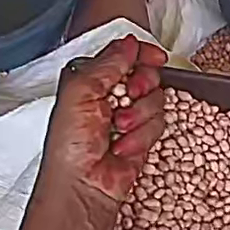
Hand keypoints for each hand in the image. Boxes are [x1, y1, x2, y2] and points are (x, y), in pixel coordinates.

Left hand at [7, 36, 166, 229]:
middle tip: (129, 95)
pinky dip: (142, 136)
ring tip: (119, 128)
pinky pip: (159, 124)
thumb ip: (107, 64)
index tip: (154, 57)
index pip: (124, 56)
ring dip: (139, 115)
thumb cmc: (70, 146)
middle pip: (146, 75)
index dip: (141, 54)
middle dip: (142, 85)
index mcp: (91, 80)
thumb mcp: (80, 92)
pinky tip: (123, 146)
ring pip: (156, 100)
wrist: (82, 185)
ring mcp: (129, 118)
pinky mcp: (143, 138)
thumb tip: (129, 43)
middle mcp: (111, 97)